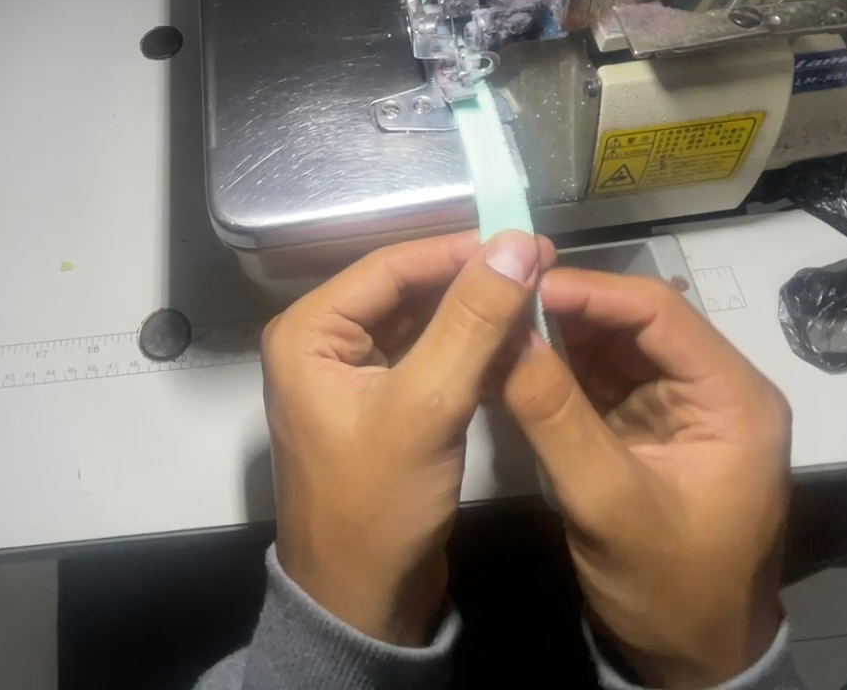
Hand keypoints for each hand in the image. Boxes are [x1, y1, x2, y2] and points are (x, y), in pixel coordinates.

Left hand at [264, 230, 551, 644]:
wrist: (361, 604)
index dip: (457, 249)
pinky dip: (465, 347)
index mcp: (309, 330)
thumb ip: (471, 322)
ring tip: (533, 296)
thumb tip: (514, 245)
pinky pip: (423, 355)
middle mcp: (321, 339)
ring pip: (418, 321)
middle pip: (404, 290)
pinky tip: (510, 341)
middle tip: (537, 266)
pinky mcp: (378, 399)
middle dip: (469, 280)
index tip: (524, 241)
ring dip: (471, 312)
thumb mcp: (427, 406)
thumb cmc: (378, 505)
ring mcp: (348, 371)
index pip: (390, 267)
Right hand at [502, 270, 791, 687]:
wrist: (688, 660)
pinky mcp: (640, 420)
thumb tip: (506, 336)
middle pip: (631, 319)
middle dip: (564, 307)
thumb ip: (555, 416)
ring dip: (552, 330)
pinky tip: (509, 355)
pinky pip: (592, 372)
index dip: (589, 290)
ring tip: (495, 320)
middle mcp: (708, 386)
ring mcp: (673, 402)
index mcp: (732, 398)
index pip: (659, 312)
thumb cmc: (669, 587)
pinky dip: (550, 363)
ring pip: (607, 340)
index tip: (520, 283)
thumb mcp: (608, 503)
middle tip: (498, 298)